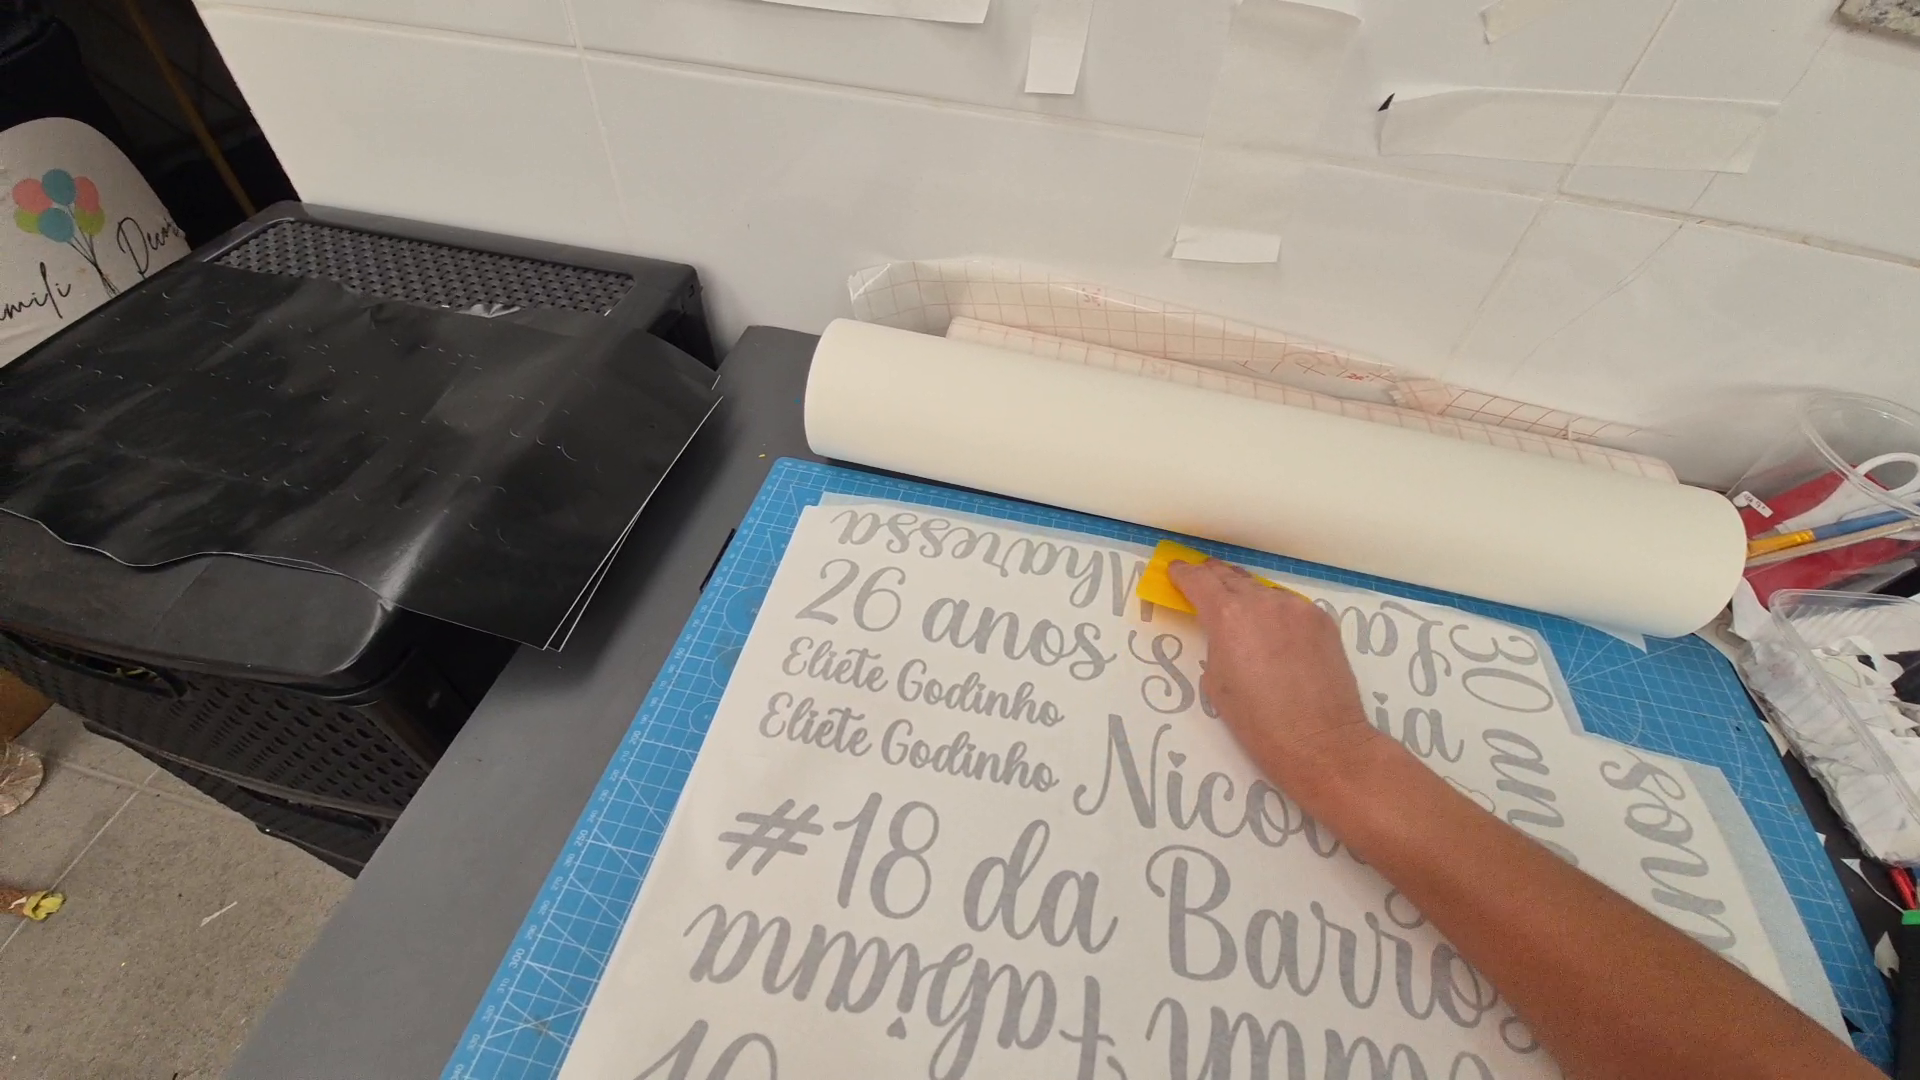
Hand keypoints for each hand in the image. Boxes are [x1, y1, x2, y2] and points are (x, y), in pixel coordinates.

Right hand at [1166, 559, 1384, 805]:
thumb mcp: (1215, 680)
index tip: (1175, 571)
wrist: (1321, 743)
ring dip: (1245, 595)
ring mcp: (1297, 608)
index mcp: (1228, 616)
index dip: (1182, 573)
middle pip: (1229, 575)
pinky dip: (1274, 612)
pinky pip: (1288, 606)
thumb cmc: (1257, 722)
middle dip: (1211, 578)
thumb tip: (1223, 629)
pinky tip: (1274, 635)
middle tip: (1200, 582)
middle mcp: (1262, 601)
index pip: (1198, 579)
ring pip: (1261, 590)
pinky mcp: (1322, 620)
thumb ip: (1214, 641)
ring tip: (1240, 614)